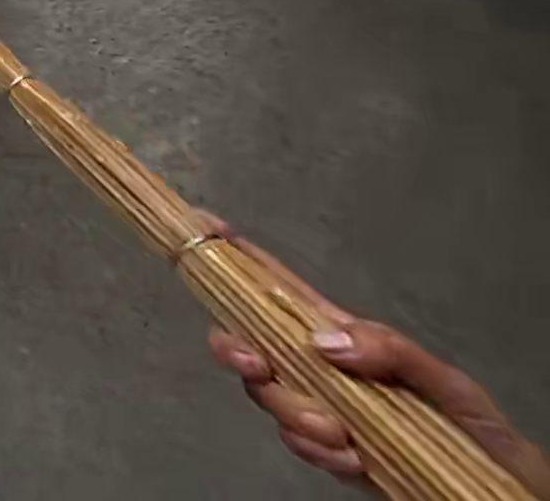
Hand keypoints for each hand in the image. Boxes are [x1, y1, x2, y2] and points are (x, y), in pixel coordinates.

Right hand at [200, 216, 549, 495]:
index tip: (199, 222)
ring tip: (337, 435)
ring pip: (258, 388)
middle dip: (229, 347)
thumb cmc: (481, 433)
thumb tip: (320, 340)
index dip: (229, 248)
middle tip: (253, 363)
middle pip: (237, 334)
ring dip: (287, 409)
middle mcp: (305, 358)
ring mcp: (309, 398)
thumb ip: (390, 349)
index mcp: (329, 329)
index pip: (268, 280)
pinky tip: (348, 458)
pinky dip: (312, 447)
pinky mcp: (318, 441)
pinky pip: (289, 436)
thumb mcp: (450, 384)